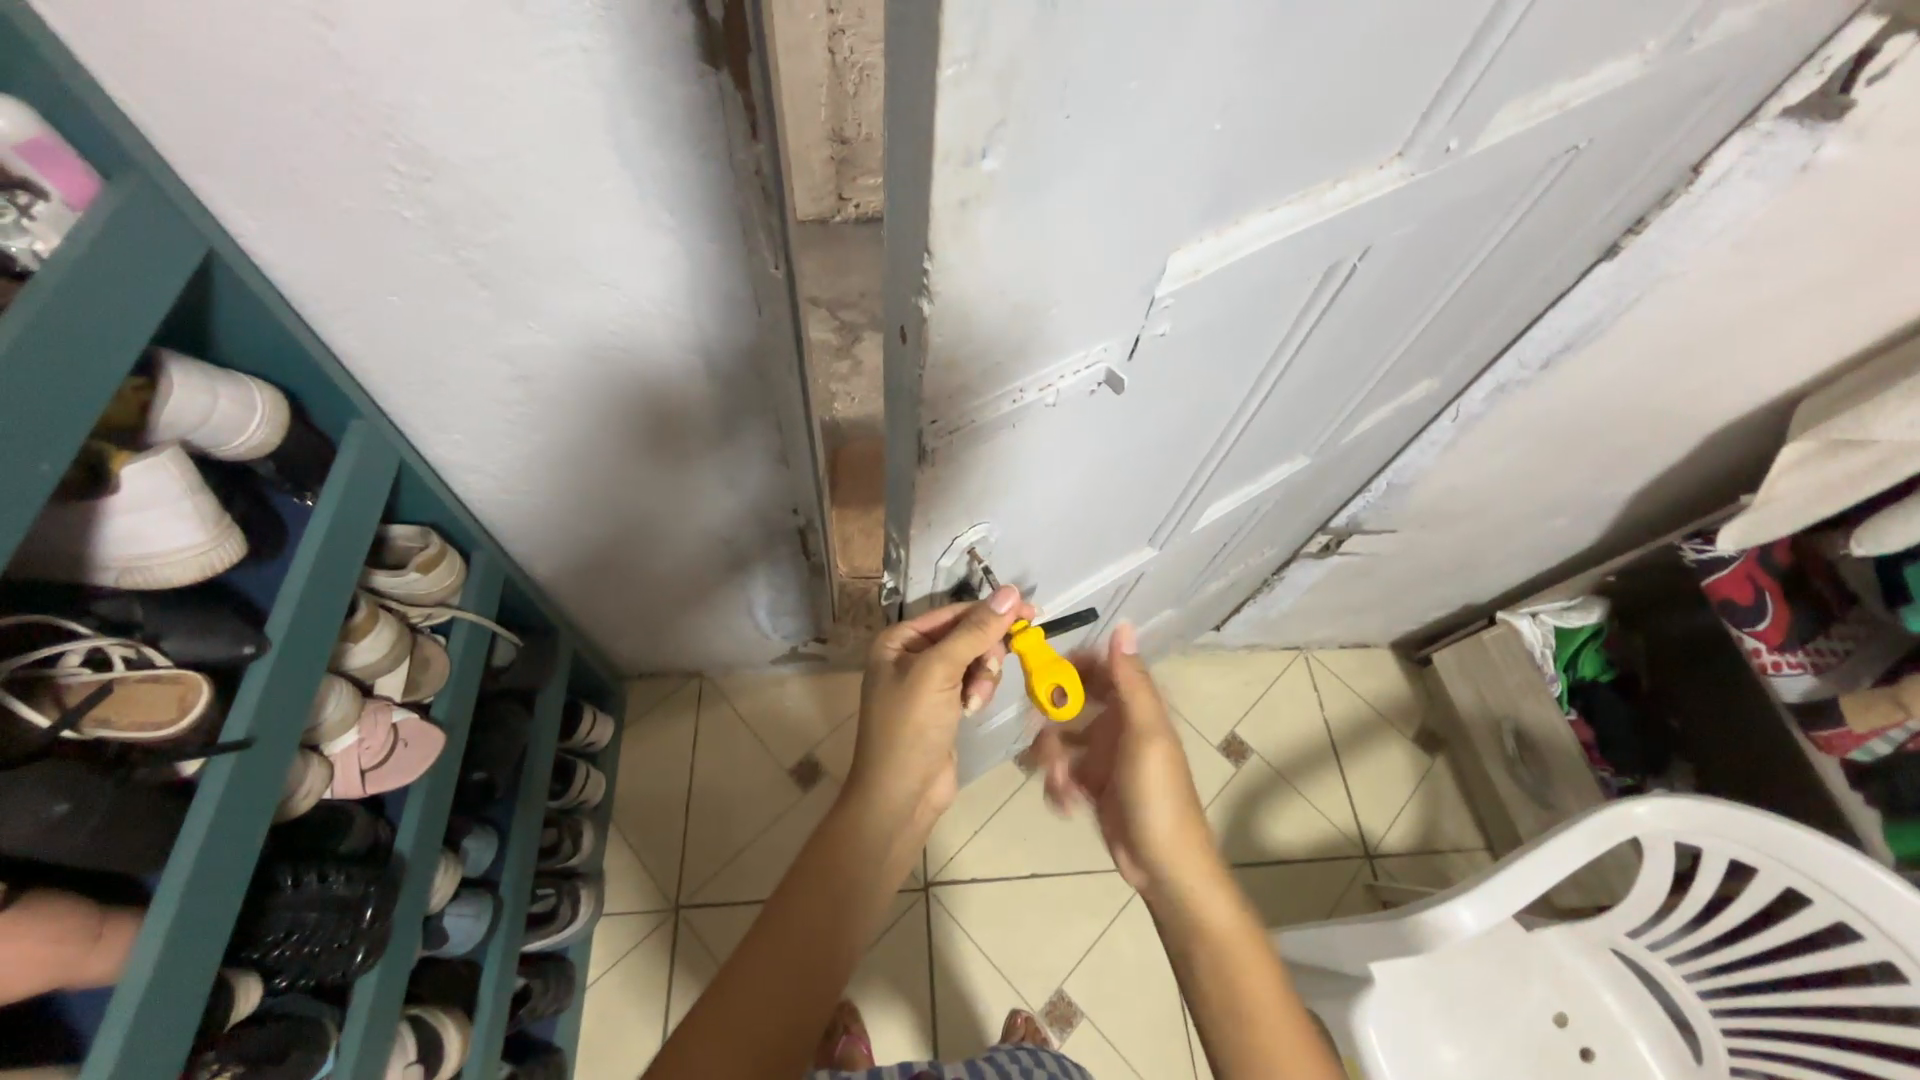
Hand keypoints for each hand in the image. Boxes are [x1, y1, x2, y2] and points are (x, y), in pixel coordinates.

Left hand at [846, 586, 1034, 827]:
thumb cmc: (910, 727)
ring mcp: (928, 683)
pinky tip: (972, 711)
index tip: (1030, 612)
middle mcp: (911, 655)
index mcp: (900, 639)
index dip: (991, 611)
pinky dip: (979, 692)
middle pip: (967, 634)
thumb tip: (1010, 591)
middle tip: (991, 670)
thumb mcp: (939, 672)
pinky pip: (973, 683)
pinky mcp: (945, 705)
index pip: (954, 612)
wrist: (901, 795)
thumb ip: (975, 632)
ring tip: (975, 700)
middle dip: (984, 652)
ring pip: (975, 659)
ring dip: (983, 676)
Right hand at [1030, 622, 1214, 893]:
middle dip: (1051, 721)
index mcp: (1137, 708)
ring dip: (1051, 760)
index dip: (1072, 665)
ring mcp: (1103, 757)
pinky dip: (1057, 786)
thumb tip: (1122, 625)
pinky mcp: (1091, 787)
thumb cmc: (1158, 795)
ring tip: (1060, 784)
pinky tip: (1066, 803)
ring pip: (1060, 740)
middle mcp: (1119, 726)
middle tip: (1041, 739)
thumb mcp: (1145, 733)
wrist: (1163, 865)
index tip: (1042, 674)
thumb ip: (1131, 680)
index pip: (1101, 668)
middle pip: (1073, 703)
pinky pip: (1061, 773)